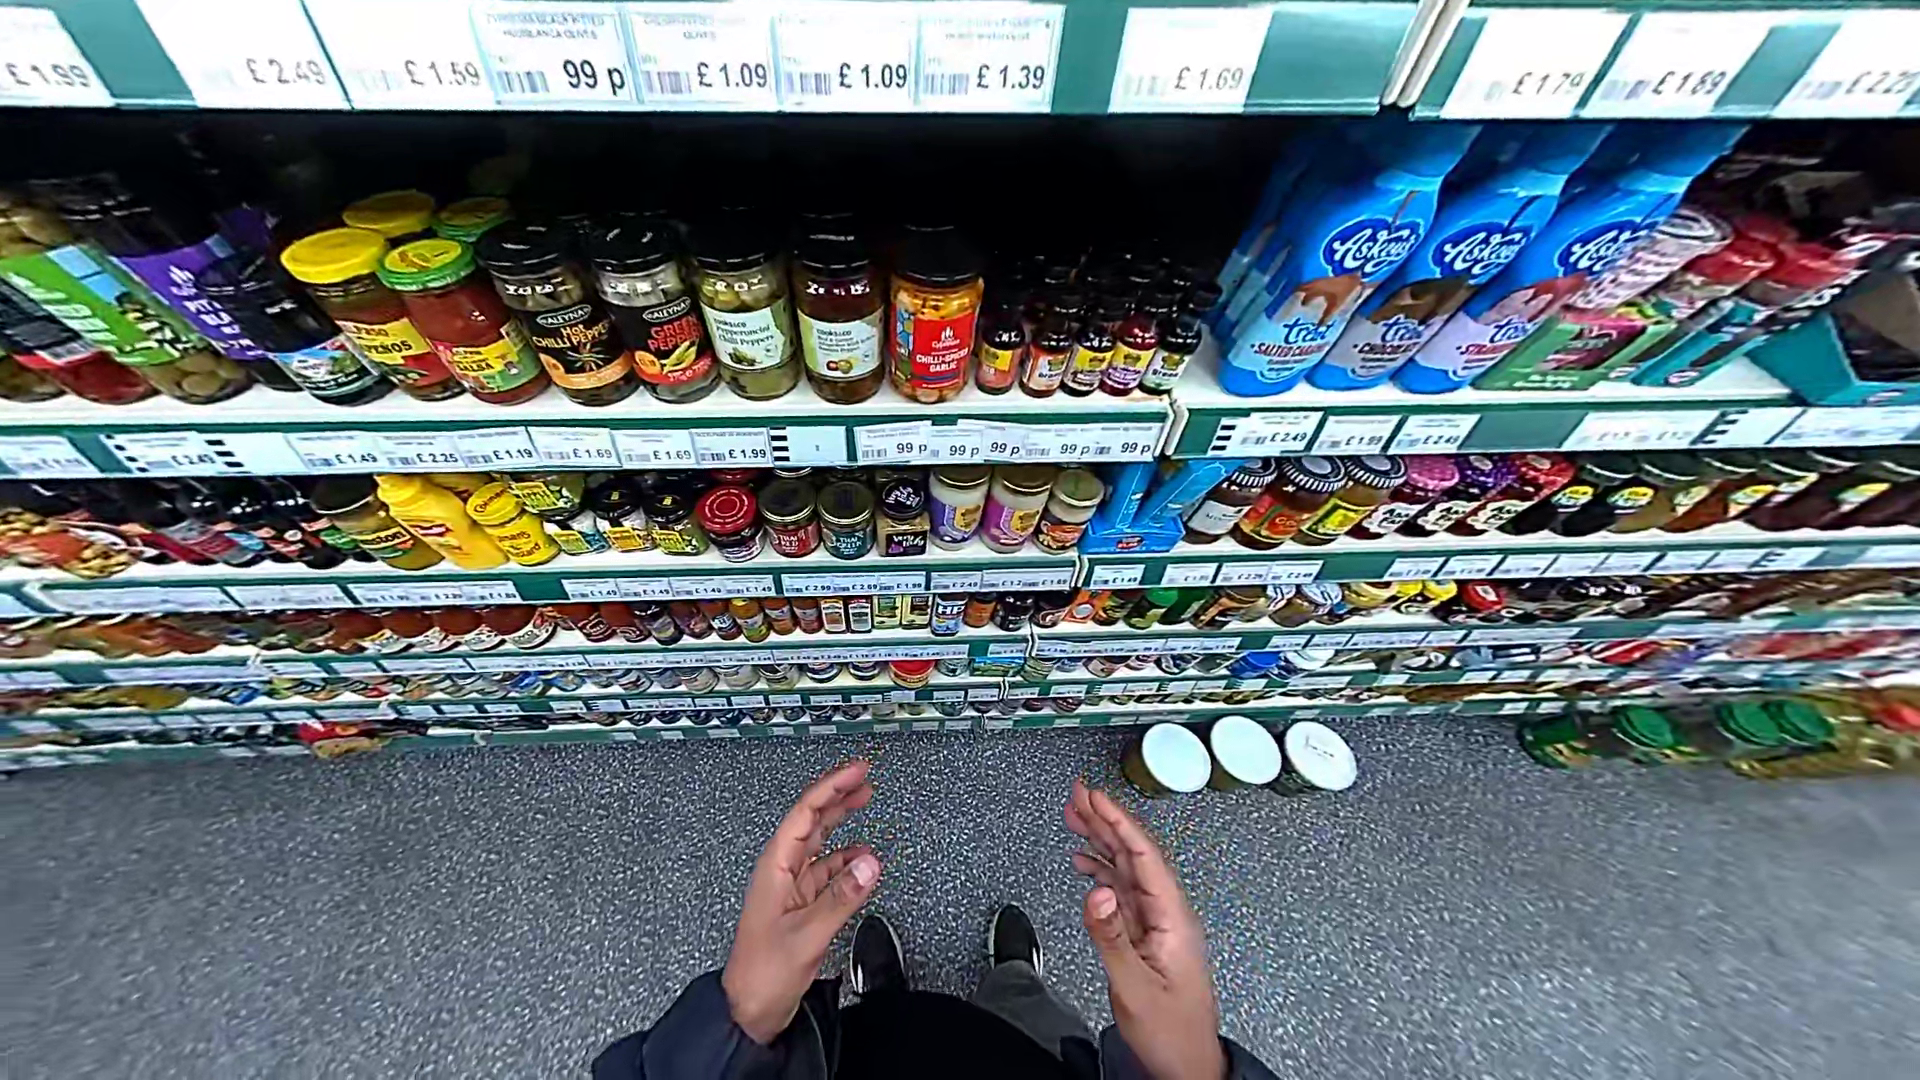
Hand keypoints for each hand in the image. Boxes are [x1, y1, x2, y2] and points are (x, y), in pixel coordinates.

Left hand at [722, 760, 880, 1044]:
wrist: (748, 1014)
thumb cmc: (763, 974)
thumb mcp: (806, 934)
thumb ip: (842, 896)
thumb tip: (870, 861)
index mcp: (777, 865)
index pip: (806, 811)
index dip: (832, 786)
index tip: (857, 770)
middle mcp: (784, 867)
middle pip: (812, 816)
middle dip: (837, 791)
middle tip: (863, 773)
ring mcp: (792, 882)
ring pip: (820, 836)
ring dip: (841, 815)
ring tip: (863, 796)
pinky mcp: (802, 899)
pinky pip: (827, 864)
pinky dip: (846, 854)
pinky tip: (861, 854)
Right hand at [1067, 779, 1225, 1079]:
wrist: (1187, 1070)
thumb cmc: (1171, 1034)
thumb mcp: (1135, 986)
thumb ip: (1112, 937)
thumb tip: (1095, 891)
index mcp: (1172, 916)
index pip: (1143, 853)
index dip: (1118, 820)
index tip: (1096, 796)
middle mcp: (1166, 911)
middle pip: (1133, 852)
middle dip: (1105, 818)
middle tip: (1078, 793)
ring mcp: (1155, 920)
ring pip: (1125, 865)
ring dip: (1100, 837)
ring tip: (1075, 814)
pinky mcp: (1144, 930)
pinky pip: (1120, 887)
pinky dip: (1099, 867)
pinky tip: (1083, 859)